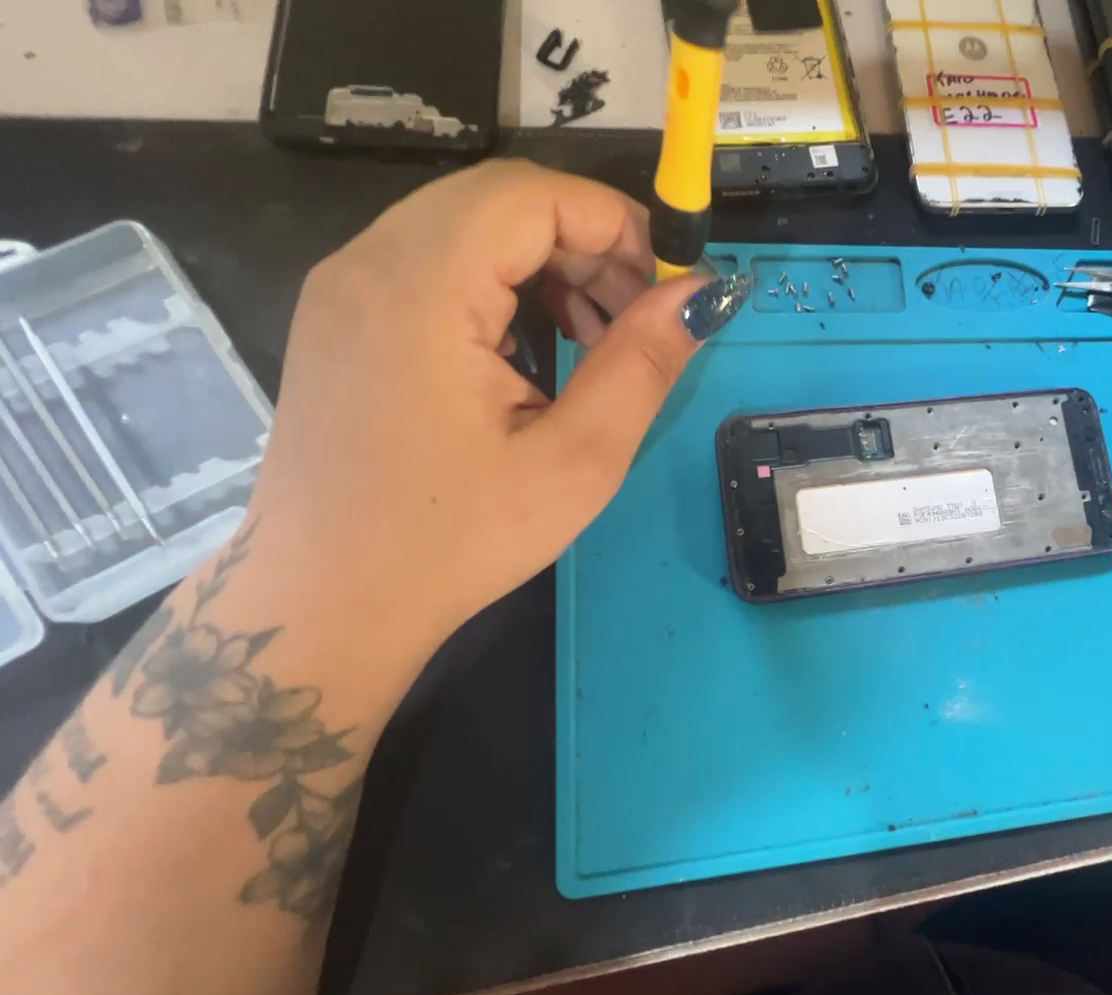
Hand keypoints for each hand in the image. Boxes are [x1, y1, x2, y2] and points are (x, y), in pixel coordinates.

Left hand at [244, 160, 749, 647]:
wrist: (329, 600)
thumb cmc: (458, 539)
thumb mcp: (578, 460)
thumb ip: (642, 364)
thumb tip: (699, 297)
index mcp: (419, 292)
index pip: (530, 194)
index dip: (617, 222)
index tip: (670, 288)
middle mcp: (367, 265)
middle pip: (501, 200)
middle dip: (591, 242)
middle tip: (642, 317)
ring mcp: (347, 288)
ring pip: (472, 225)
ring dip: (553, 262)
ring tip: (598, 337)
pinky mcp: (346, 316)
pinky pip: (440, 260)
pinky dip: (508, 282)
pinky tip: (541, 347)